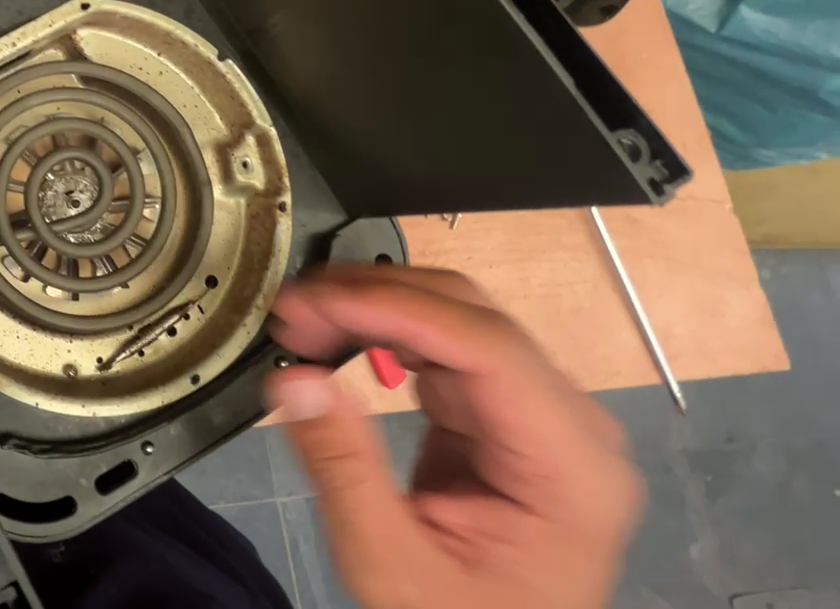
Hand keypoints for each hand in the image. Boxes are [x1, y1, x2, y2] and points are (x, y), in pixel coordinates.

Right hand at [264, 266, 643, 608]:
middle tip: (289, 309)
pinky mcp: (498, 410)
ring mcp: (536, 412)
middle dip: (371, 295)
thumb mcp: (389, 561)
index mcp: (567, 465)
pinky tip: (333, 334)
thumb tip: (293, 377)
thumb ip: (343, 467)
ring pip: (451, 316)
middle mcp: (567, 423)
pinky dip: (377, 327)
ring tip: (299, 319)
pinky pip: (438, 342)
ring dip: (369, 304)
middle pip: (470, 316)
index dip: (390, 306)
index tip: (306, 301)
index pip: (483, 345)